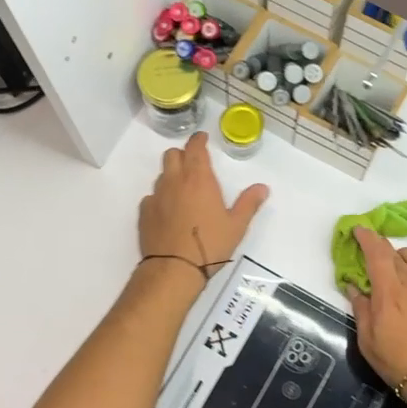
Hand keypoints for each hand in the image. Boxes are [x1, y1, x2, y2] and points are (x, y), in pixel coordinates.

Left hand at [139, 132, 269, 274]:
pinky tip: (167, 211)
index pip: (195, 148)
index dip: (198, 140)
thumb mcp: (236, 225)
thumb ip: (249, 203)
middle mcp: (175, 181)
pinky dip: (160, 198)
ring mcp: (156, 196)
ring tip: (182, 190)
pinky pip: (151, 197)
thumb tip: (262, 187)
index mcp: (199, 179)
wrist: (174, 268)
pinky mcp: (144, 213)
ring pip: (161, 175)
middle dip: (182, 154)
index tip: (202, 138)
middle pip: (172, 155)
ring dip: (171, 175)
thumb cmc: (210, 245)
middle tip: (193, 164)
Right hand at [346, 227, 406, 387]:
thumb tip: (354, 288)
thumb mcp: (367, 340)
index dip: (367, 237)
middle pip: (397, 253)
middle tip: (372, 258)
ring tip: (396, 270)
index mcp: (390, 291)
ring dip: (403, 258)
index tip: (359, 230)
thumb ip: (361, 309)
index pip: (377, 252)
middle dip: (382, 249)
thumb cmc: (398, 362)